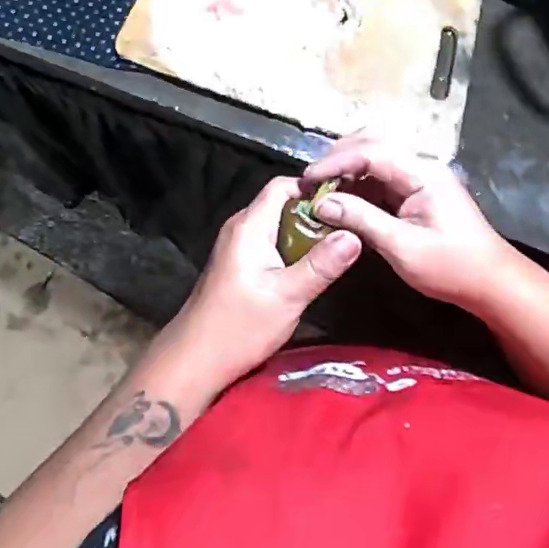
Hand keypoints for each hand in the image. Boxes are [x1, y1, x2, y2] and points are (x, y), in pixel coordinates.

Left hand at [150, 177, 362, 394]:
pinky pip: (270, 241)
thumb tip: (355, 234)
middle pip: (282, 203)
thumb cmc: (239, 327)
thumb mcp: (288, 296)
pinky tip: (312, 264)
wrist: (193, 362)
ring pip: (277, 224)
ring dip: (305, 231)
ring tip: (336, 243)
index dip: (313, 188)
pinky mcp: (238, 263)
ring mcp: (237, 245)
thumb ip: (321, 265)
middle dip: (314, 211)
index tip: (344, 201)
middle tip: (347, 225)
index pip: (282, 185)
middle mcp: (241, 227)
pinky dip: (292, 246)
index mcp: (249, 225)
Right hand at [303, 134, 523, 311]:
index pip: (371, 151)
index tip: (308, 178)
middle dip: (339, 156)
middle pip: (373, 142)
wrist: (491, 282)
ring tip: (321, 189)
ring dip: (347, 168)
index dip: (336, 161)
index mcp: (422, 173)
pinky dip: (358, 183)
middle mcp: (421, 165)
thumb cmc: (452, 267)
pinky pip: (381, 176)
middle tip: (312, 180)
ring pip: (375, 156)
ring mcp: (419, 176)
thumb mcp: (403, 247)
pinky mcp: (416, 191)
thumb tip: (322, 204)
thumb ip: (362, 220)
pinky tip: (341, 199)